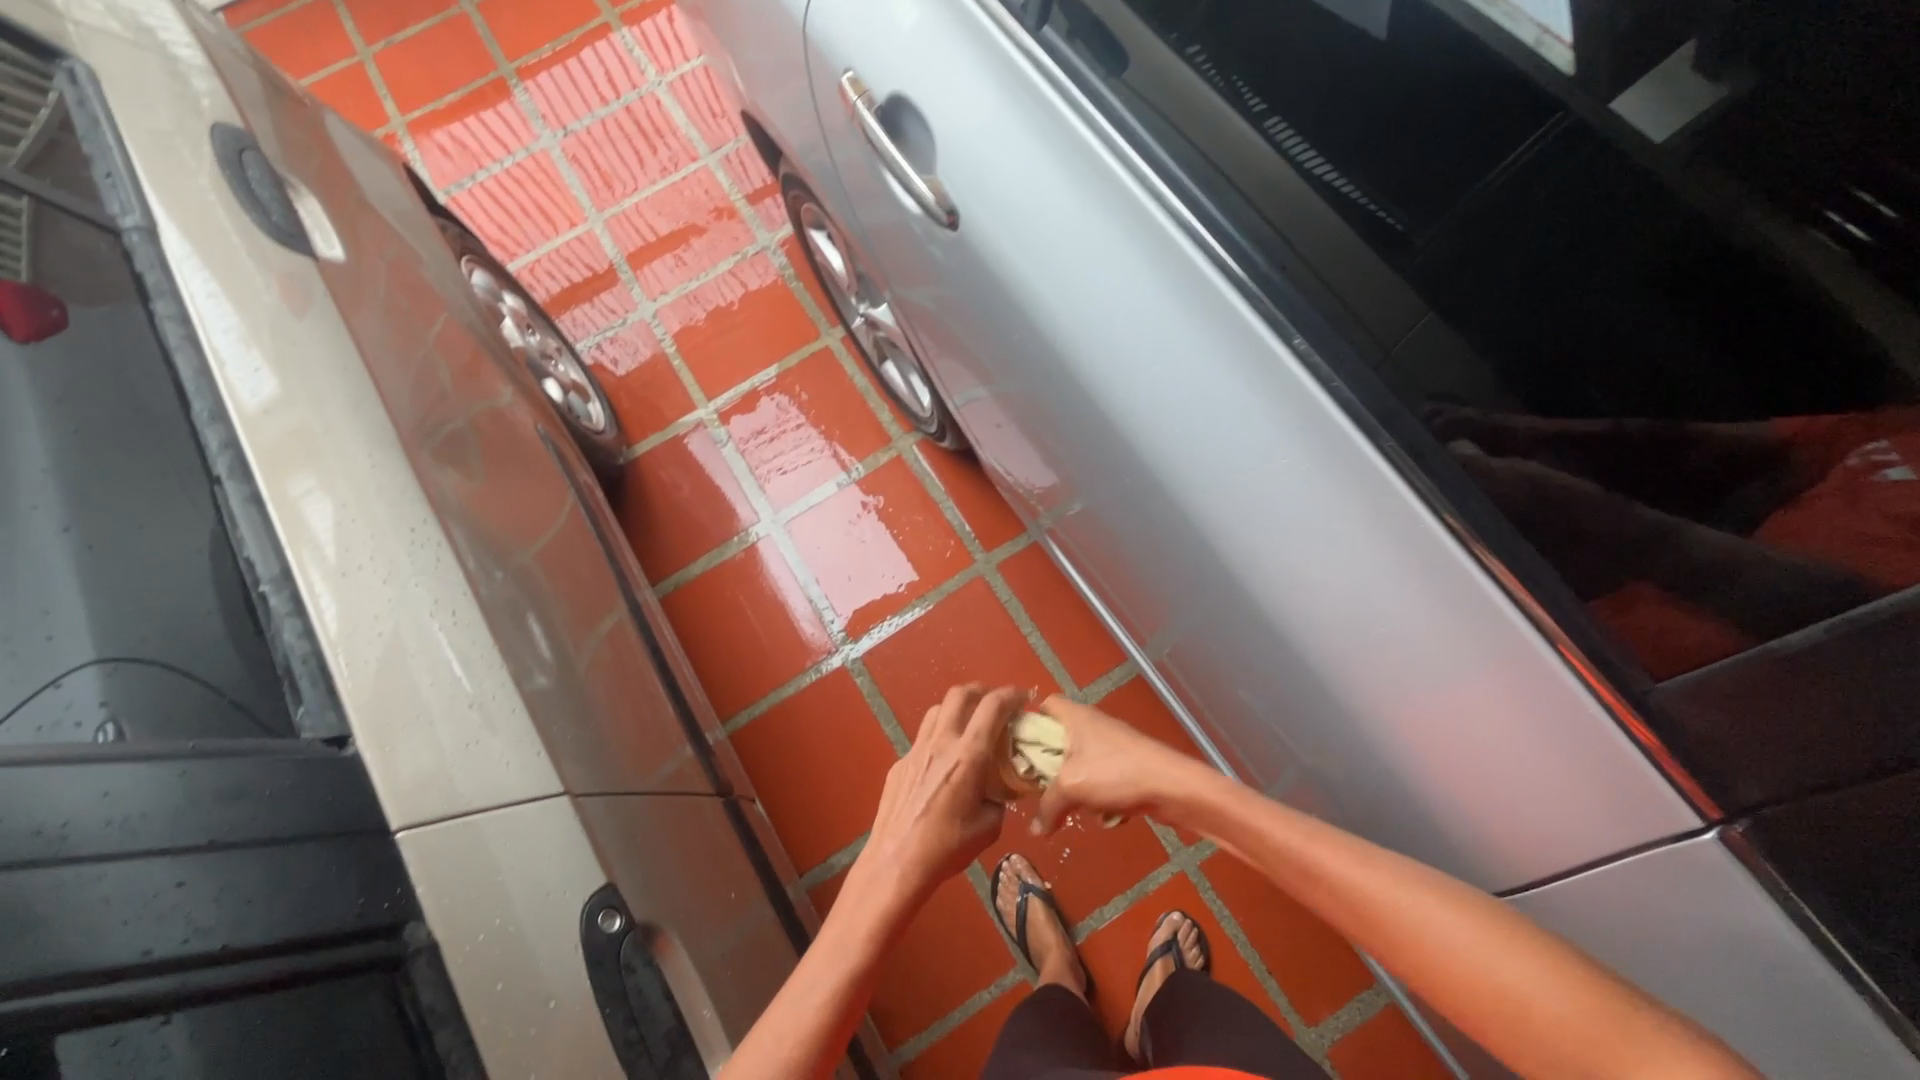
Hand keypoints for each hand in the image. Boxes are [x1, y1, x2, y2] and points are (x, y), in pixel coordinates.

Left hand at [850, 685, 1023, 911]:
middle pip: (960, 694)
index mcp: (969, 756)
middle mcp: (941, 743)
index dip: (1011, 695)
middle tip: (994, 704)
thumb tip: (998, 789)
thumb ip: (998, 798)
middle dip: (982, 691)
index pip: (993, 707)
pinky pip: (922, 739)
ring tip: (969, 726)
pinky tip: (943, 763)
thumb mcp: (989, 826)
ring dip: (957, 709)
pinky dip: (939, 738)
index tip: (1022, 698)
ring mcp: (915, 751)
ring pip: (937, 711)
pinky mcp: (899, 764)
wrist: (897, 862)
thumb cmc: (948, 847)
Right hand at [1031, 695, 1216, 834]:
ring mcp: (1114, 744)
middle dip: (1051, 764)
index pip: (1046, 703)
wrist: (1171, 786)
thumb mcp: (1071, 788)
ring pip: (1082, 763)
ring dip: (1077, 786)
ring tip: (1075, 805)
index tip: (1018, 747)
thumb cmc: (1115, 772)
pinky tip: (1107, 814)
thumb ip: (1047, 806)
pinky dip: (1101, 796)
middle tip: (1038, 784)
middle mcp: (1094, 724)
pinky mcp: (1129, 765)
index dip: (1030, 720)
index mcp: (1076, 716)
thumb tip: (1034, 830)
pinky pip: (1103, 779)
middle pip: (1061, 738)